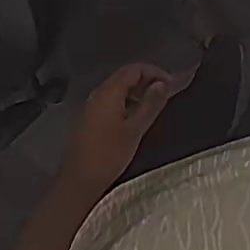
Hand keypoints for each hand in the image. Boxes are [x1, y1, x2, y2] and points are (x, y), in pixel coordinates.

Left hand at [57, 63, 177, 195]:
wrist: (78, 181)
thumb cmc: (109, 155)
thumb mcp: (135, 130)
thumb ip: (150, 104)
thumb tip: (162, 83)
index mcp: (109, 92)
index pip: (135, 69)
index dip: (155, 72)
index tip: (171, 85)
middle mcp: (98, 93)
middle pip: (125, 75)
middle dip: (147, 79)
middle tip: (166, 92)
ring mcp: (91, 104)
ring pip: (118, 88)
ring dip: (137, 91)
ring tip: (154, 104)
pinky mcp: (89, 117)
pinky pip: (111, 99)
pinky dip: (127, 100)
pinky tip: (135, 116)